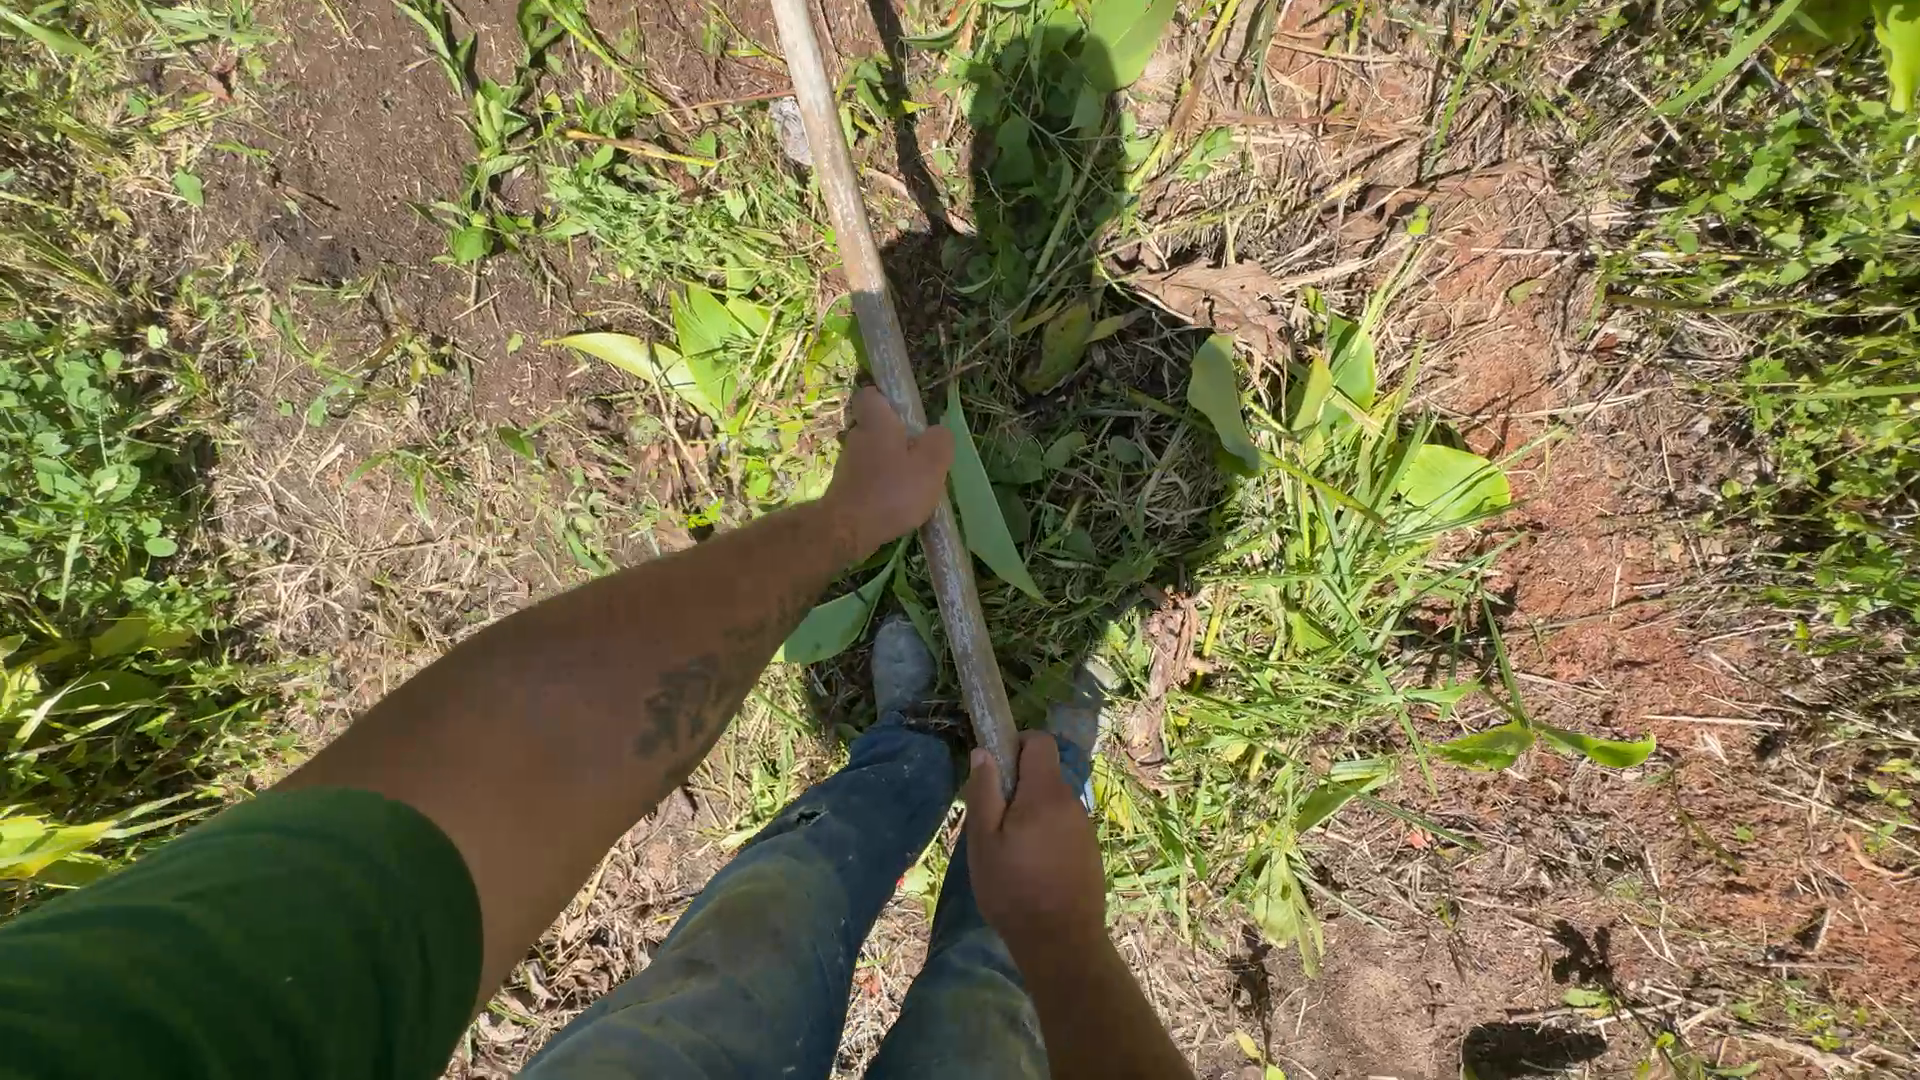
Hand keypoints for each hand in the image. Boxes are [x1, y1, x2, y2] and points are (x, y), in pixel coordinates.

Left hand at [824, 385, 954, 558]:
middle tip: (920, 459)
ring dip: (891, 467)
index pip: (871, 395)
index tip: (905, 416)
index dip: (886, 401)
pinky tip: (898, 506)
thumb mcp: (931, 465)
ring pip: (874, 456)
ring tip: (913, 488)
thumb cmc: (893, 491)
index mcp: (877, 423)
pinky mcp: (845, 489)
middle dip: (897, 440)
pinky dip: (882, 488)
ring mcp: (847, 465)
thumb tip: (938, 432)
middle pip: (877, 429)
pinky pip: (868, 479)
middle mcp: (857, 438)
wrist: (848, 531)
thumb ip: (939, 442)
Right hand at [962, 732, 1106, 963]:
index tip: (996, 772)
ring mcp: (1084, 827)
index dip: (1016, 745)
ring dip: (1031, 813)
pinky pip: (1063, 826)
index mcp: (1046, 792)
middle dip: (1018, 787)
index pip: (1040, 742)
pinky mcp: (1090, 850)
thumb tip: (984, 752)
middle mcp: (1072, 802)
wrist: (1062, 945)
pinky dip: (1046, 834)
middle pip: (1044, 774)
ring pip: (1052, 802)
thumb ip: (983, 792)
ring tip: (1010, 851)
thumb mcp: (984, 841)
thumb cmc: (1013, 890)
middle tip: (994, 822)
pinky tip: (1032, 868)